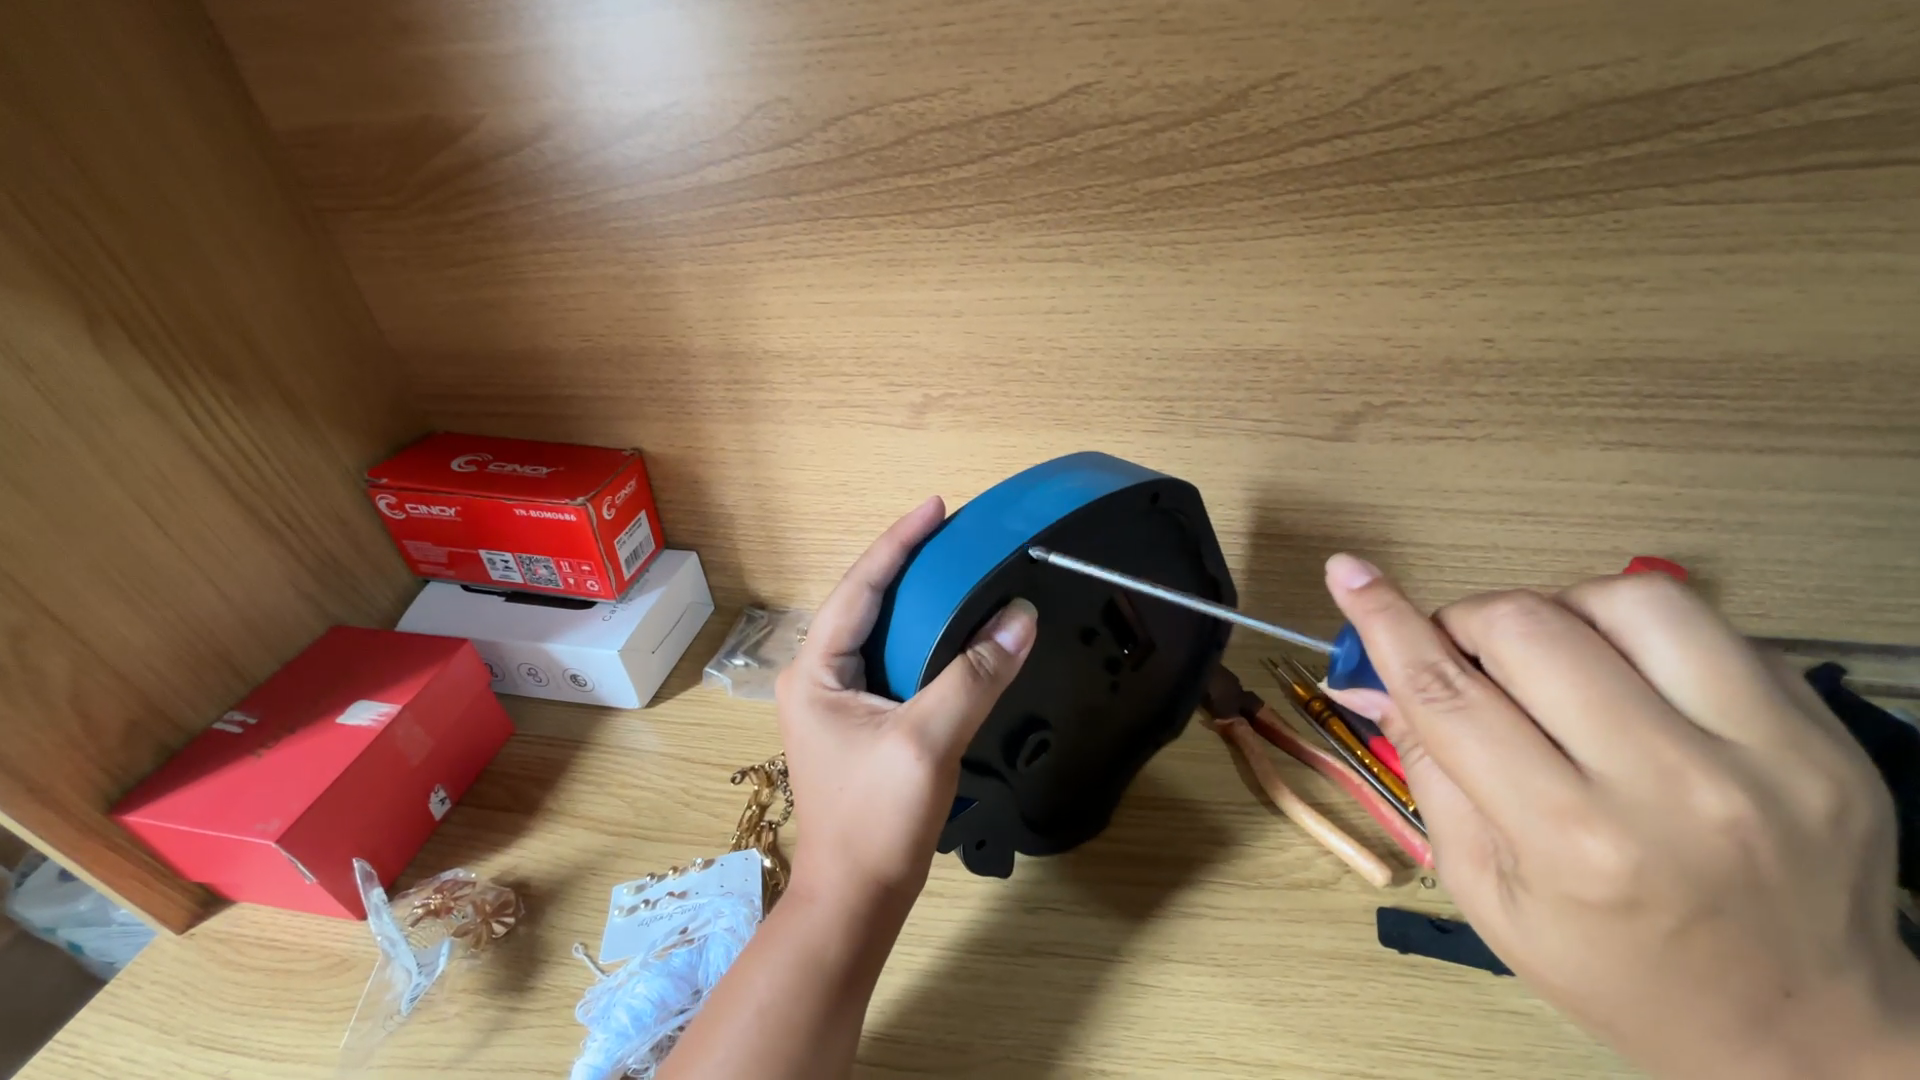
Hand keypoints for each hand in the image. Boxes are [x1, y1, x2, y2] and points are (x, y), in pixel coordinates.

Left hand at [776, 497, 1037, 905]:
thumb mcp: (927, 740)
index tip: (936, 506)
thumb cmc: (876, 820)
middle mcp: (819, 678)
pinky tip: (955, 636)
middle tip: (956, 537)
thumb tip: (1019, 619)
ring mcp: (837, 704)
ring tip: (960, 574)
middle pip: (866, 605)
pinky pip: (894, 666)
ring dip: (919, 605)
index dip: (898, 543)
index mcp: (817, 671)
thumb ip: (973, 677)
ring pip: (881, 636)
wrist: (857, 899)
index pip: (859, 588)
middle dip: (909, 568)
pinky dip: (925, 644)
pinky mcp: (860, 726)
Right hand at [1323, 554, 1919, 1079]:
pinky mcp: (1822, 731)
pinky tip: (1624, 682)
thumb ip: (1429, 771)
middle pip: (1528, 628)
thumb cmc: (1618, 973)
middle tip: (1464, 657)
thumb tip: (1371, 681)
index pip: (1448, 696)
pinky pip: (1705, 626)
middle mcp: (1674, 787)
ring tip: (1550, 660)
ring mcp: (1769, 753)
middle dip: (1468, 623)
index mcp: (1573, 843)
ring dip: (1557, 611)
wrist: (1808, 1035)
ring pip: (1627, 599)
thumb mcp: (1487, 892)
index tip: (1348, 573)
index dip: (1385, 622)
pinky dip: (1634, 632)